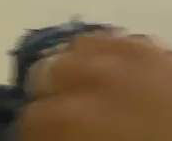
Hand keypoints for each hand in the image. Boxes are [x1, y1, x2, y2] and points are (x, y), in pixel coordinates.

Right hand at [19, 34, 171, 140]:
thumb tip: (55, 135)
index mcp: (75, 119)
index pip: (29, 121)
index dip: (33, 137)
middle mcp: (88, 76)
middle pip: (42, 77)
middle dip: (47, 102)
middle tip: (64, 125)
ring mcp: (116, 52)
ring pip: (68, 51)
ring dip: (68, 73)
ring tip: (83, 96)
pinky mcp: (141, 42)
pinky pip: (100, 39)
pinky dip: (94, 55)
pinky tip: (106, 75)